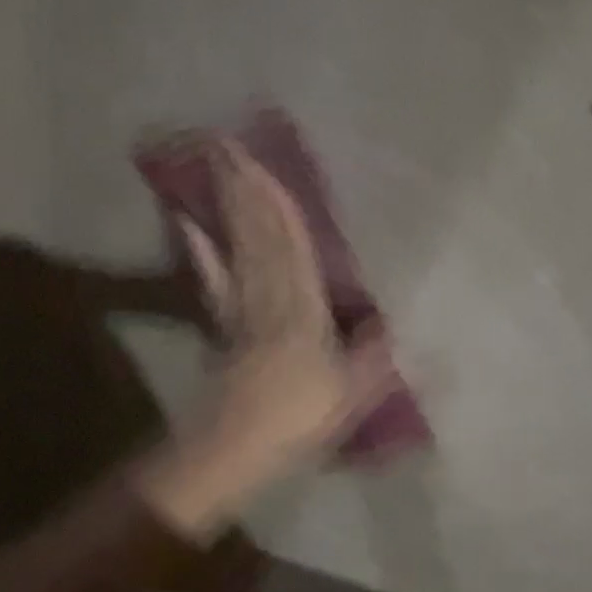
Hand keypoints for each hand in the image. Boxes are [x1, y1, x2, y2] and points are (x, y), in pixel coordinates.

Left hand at [138, 140, 393, 538]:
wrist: (233, 449)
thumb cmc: (295, 421)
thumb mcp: (350, 394)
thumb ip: (376, 358)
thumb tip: (405, 329)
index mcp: (302, 308)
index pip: (291, 243)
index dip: (276, 201)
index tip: (260, 162)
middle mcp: (269, 295)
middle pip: (257, 232)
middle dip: (244, 187)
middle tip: (225, 142)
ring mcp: (240, 305)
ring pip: (236, 244)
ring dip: (226, 203)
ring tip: (215, 165)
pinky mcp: (221, 321)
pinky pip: (210, 275)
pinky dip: (199, 246)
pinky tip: (185, 220)